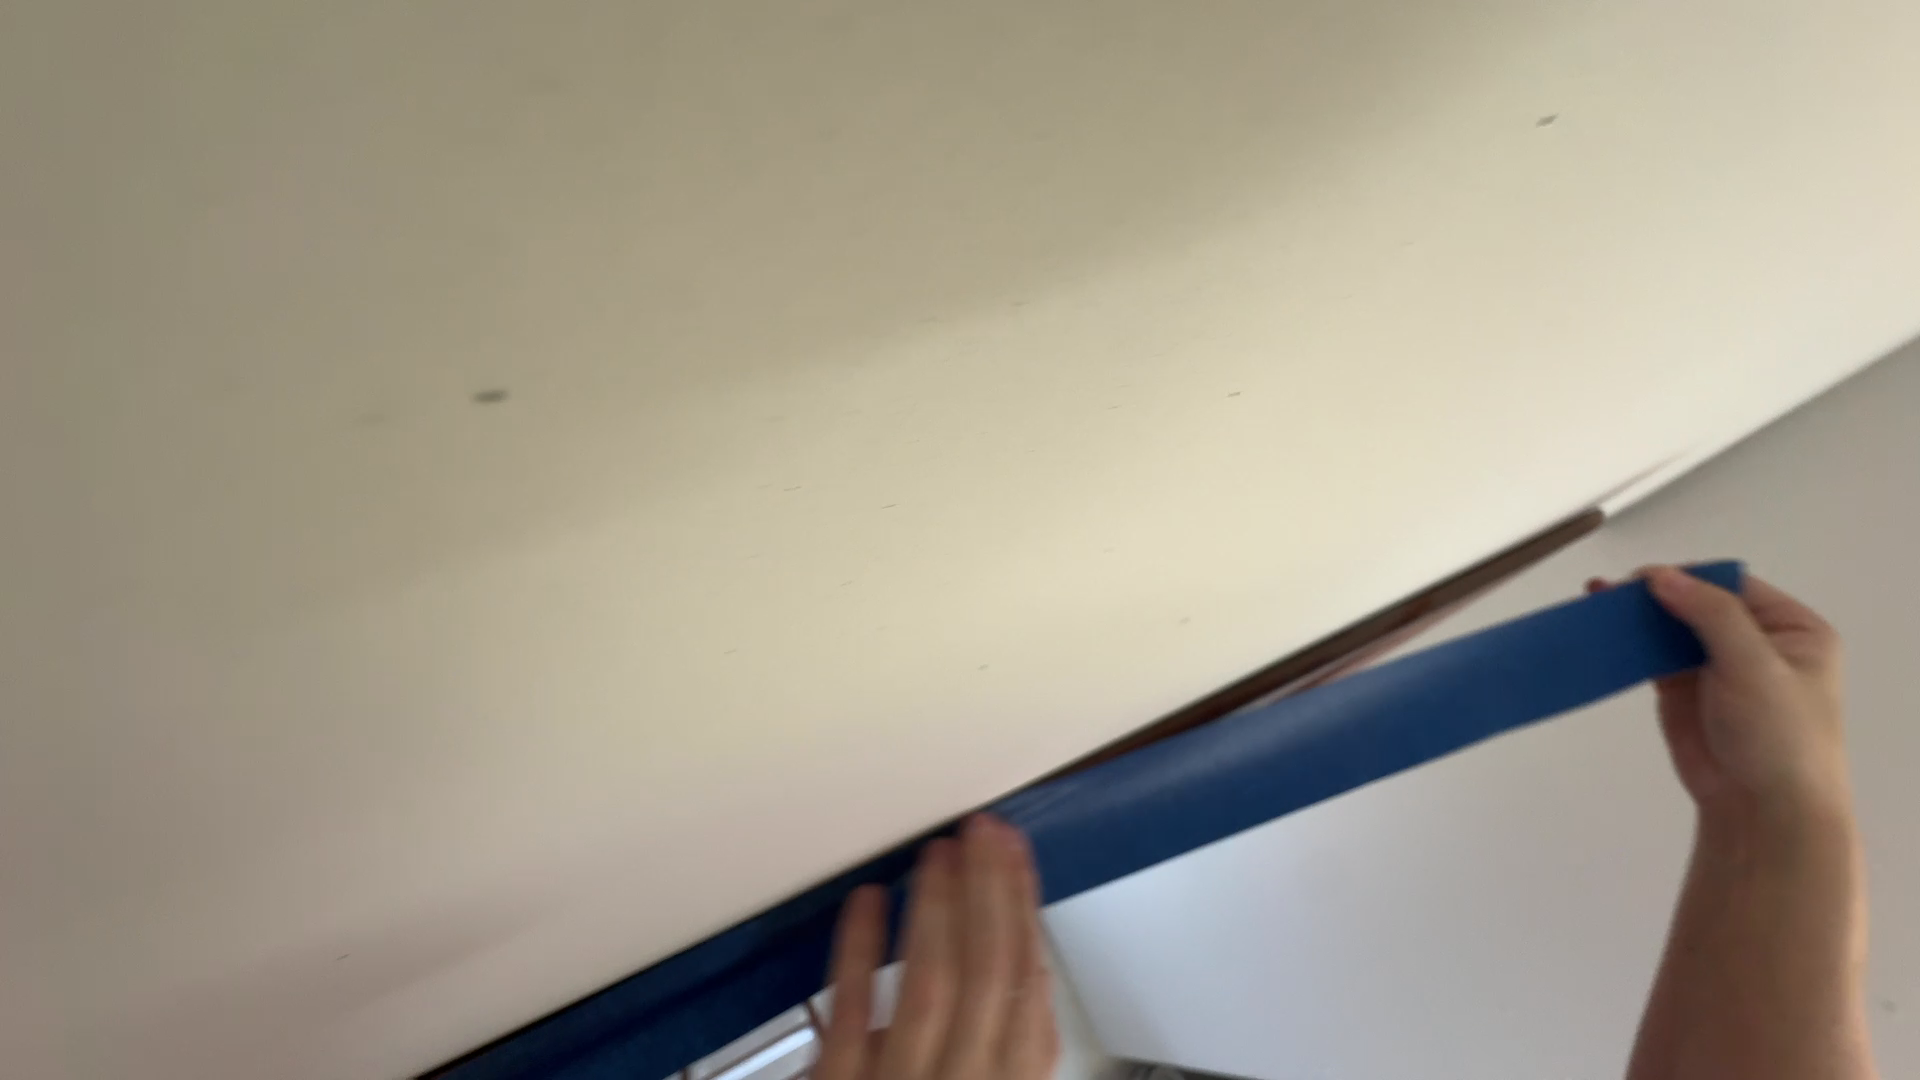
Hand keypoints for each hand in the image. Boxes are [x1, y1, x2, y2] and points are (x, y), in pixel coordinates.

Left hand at [816, 815, 1058, 1079]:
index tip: (1014, 850)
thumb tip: (1038, 977)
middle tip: (982, 827)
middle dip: (988, 891)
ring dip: (936, 908)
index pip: (1026, 989)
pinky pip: (849, 1015)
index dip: (1021, 909)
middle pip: (986, 975)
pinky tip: (866, 898)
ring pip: (927, 985)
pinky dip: (858, 951)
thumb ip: (1017, 1053)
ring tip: (939, 850)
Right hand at [1587, 567, 1849, 820]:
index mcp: (1791, 630)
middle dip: (1649, 595)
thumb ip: (1710, 616)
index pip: (1730, 585)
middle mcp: (1754, 641)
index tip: (1639, 582)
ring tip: (1590, 607)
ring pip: (1665, 626)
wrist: (1759, 803)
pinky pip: (1648, 653)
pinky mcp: (1680, 685)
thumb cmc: (1776, 732)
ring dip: (1631, 617)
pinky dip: (1623, 642)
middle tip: (1604, 594)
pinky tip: (1598, 635)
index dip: (1686, 577)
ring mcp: (1714, 664)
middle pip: (1692, 602)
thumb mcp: (1753, 667)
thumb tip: (1657, 575)